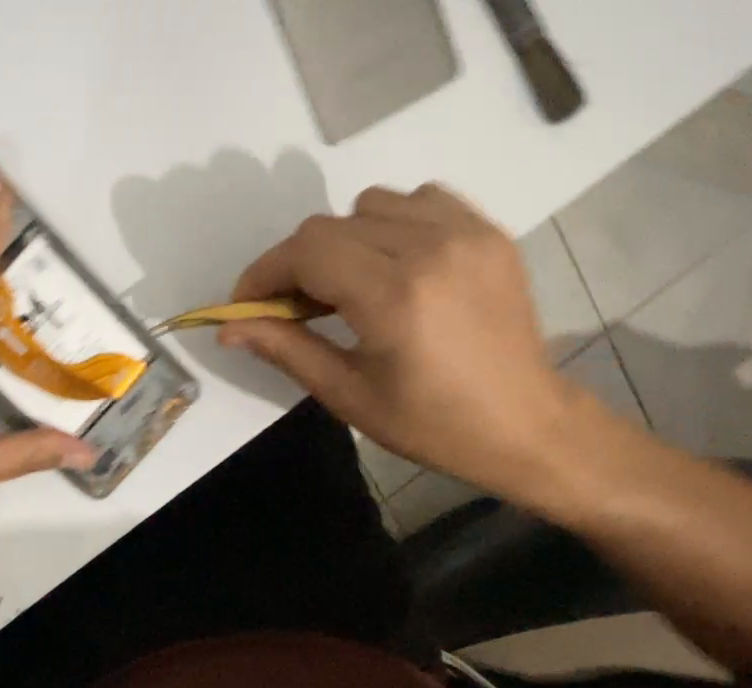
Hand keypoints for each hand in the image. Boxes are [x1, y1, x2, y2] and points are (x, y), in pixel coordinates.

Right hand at [220, 184, 602, 493]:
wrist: (522, 423)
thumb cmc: (429, 424)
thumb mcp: (348, 395)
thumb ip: (286, 349)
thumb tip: (228, 328)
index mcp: (393, 298)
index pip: (306, 252)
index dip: (264, 273)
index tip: (248, 305)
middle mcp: (430, 250)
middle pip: (330, 225)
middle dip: (297, 263)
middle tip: (294, 308)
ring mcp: (465, 234)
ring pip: (372, 205)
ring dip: (344, 240)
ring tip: (349, 286)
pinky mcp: (488, 231)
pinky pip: (421, 200)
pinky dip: (392, 224)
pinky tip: (395, 266)